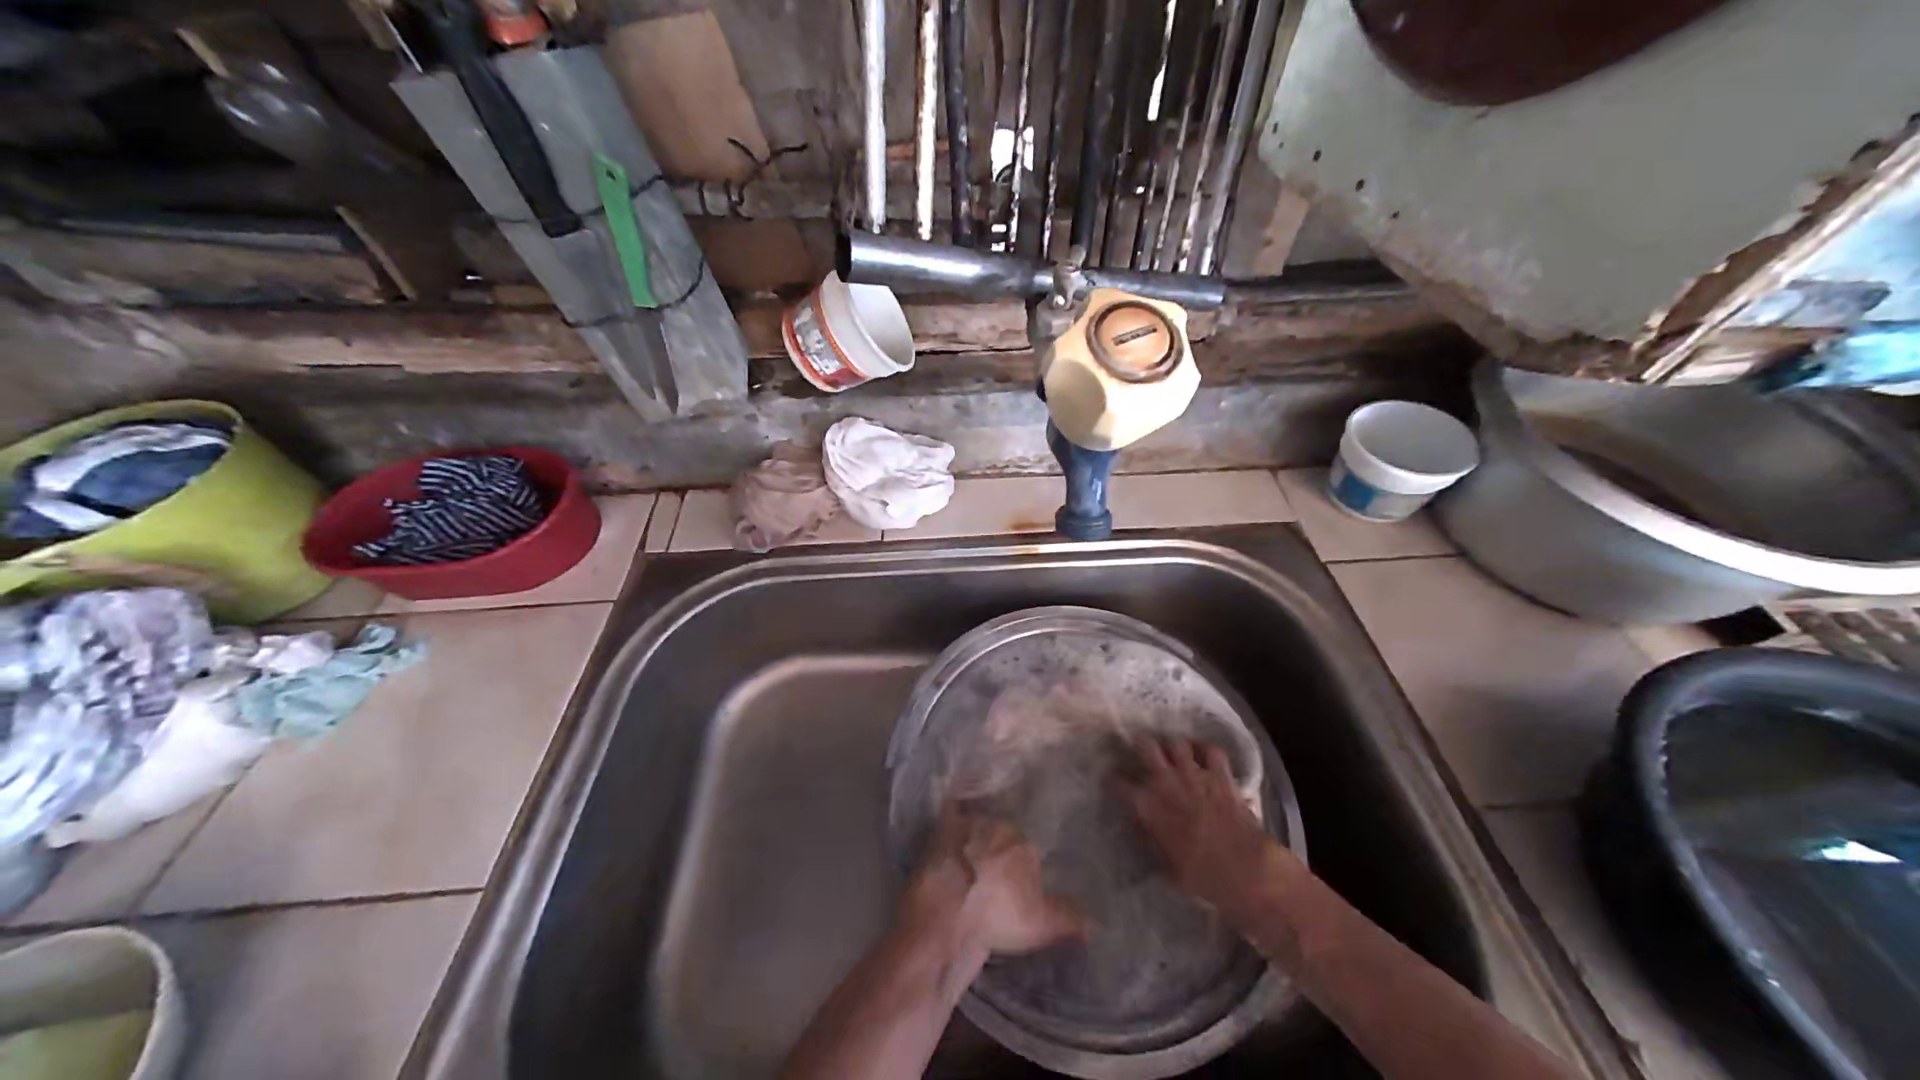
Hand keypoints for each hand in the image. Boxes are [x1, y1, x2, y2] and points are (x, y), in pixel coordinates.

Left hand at [903, 806, 1084, 955]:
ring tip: (972, 851)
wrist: (947, 914)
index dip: (1023, 872)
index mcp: (1026, 847)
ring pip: (980, 823)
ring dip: (978, 832)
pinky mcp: (943, 828)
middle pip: (1004, 836)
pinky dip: (954, 805)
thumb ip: (1071, 920)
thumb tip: (1098, 922)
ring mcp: (970, 825)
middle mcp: (1001, 827)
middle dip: (1001, 850)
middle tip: (993, 872)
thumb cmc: (997, 918)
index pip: (1029, 854)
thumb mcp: (1042, 927)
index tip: (1016, 888)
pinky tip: (952, 803)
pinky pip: (951, 809)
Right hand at [1121, 736, 1288, 929]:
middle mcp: (1166, 781)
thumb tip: (1145, 828)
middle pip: (1145, 745)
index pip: (1118, 783)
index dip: (1112, 778)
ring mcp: (1194, 774)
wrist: (1243, 867)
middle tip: (1143, 750)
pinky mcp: (1221, 775)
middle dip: (1141, 744)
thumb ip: (1153, 840)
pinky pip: (1212, 750)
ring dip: (1174, 745)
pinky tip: (1205, 754)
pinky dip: (1207, 750)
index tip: (1111, 778)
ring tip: (1174, 750)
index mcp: (1147, 805)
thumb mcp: (1167, 865)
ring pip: (1177, 741)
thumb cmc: (1201, 874)